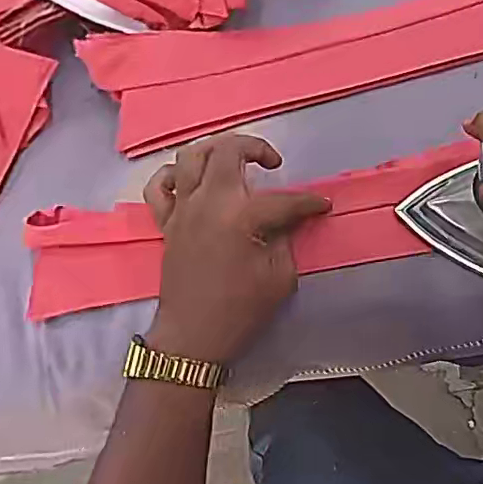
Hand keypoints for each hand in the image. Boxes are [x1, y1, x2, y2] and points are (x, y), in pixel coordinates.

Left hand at [141, 135, 330, 362]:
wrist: (194, 335)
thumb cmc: (241, 310)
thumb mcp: (280, 276)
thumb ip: (286, 238)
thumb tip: (287, 219)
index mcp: (240, 216)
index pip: (283, 199)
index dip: (308, 201)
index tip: (322, 206)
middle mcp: (208, 202)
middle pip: (227, 151)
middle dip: (256, 148)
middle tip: (274, 163)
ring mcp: (182, 209)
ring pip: (191, 156)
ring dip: (216, 150)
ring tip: (235, 162)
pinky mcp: (166, 222)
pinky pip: (160, 186)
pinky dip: (175, 175)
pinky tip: (192, 181)